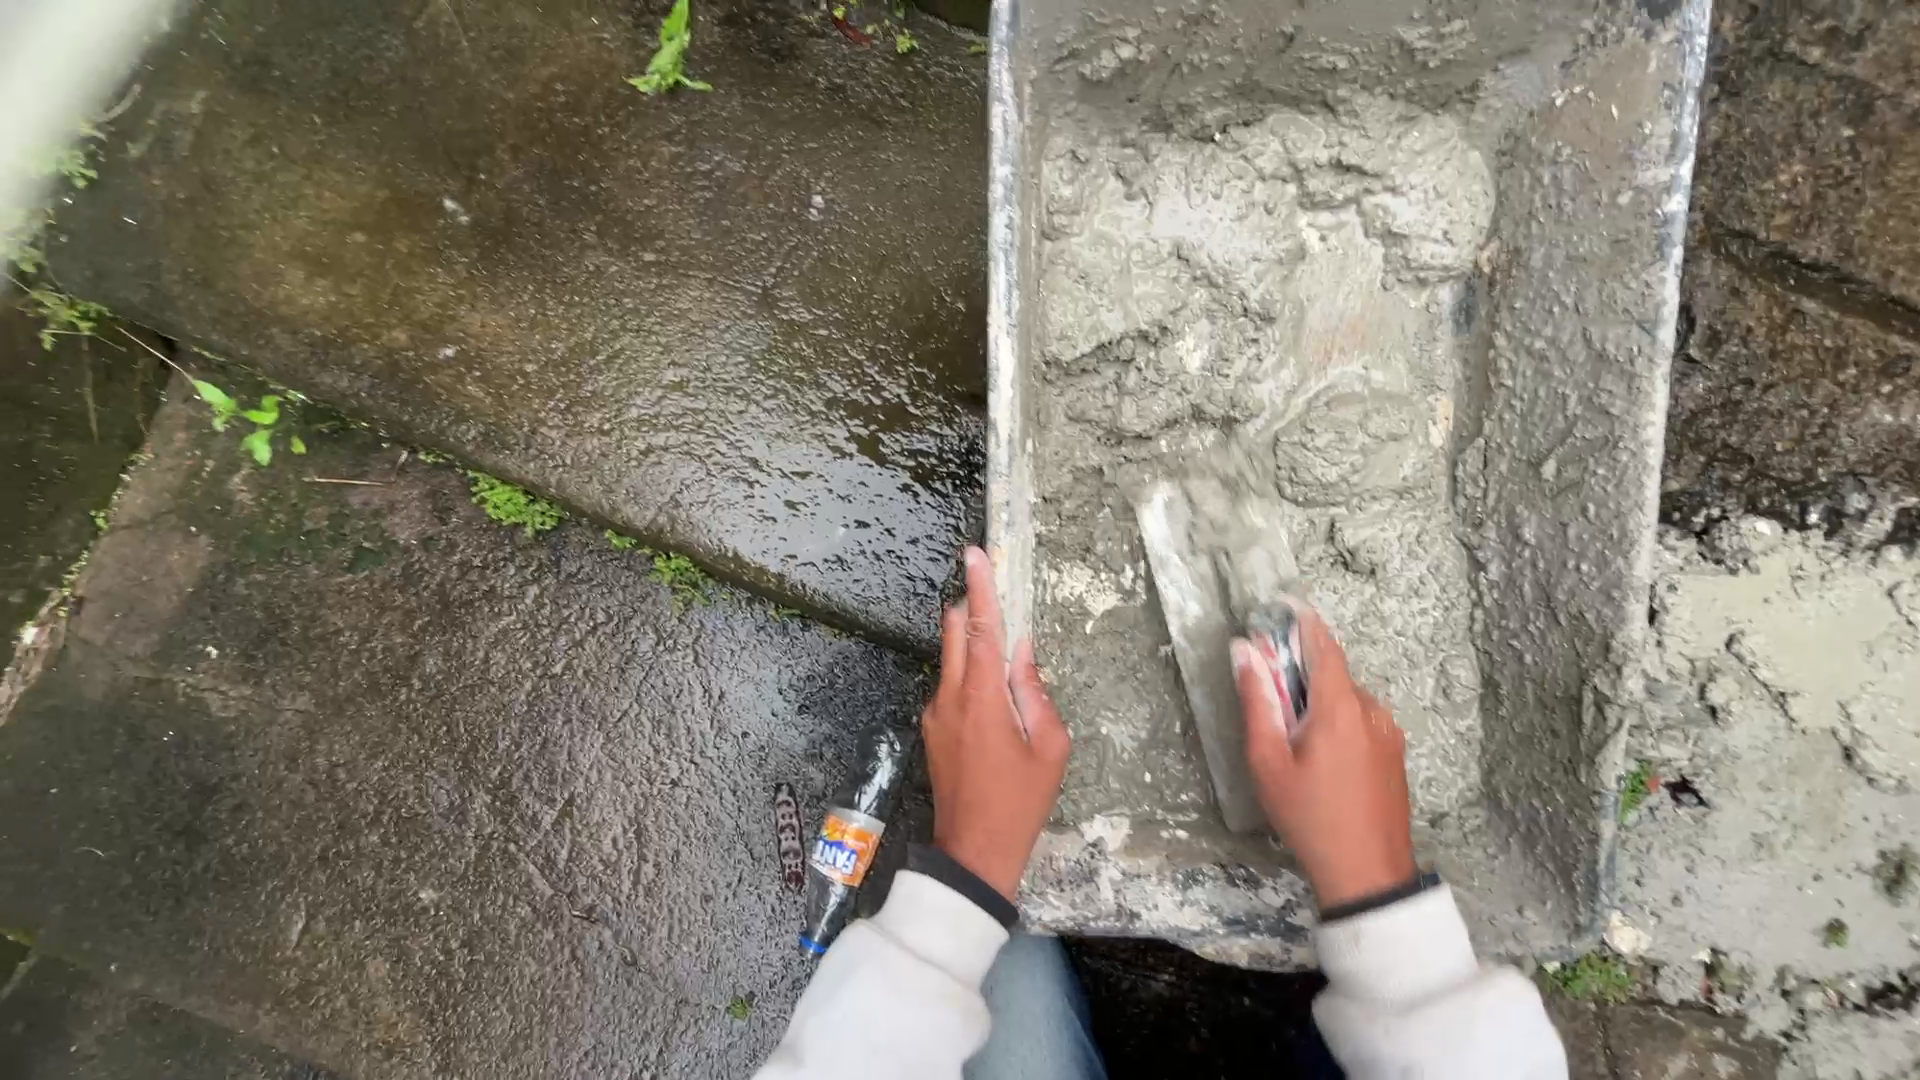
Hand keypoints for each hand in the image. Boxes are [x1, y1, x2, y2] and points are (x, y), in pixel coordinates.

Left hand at [922, 546, 1071, 901]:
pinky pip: (949, 685)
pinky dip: (968, 676)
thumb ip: (1035, 691)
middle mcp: (950, 696)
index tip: (974, 554)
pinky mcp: (930, 729)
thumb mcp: (1049, 747)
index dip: (979, 587)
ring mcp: (934, 713)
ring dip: (972, 647)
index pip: (980, 628)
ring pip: (949, 658)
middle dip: (971, 609)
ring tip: (1005, 673)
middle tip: (998, 603)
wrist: (974, 853)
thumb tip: (1024, 649)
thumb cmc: (1021, 801)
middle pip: (953, 631)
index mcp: (982, 697)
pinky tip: (993, 706)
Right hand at [1232, 606, 1415, 910]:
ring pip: (1347, 697)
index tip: (1284, 601)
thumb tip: (1244, 651)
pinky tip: (1316, 749)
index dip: (1304, 620)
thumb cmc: (1308, 816)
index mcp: (1340, 709)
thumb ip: (1257, 701)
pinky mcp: (1395, 754)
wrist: (1368, 875)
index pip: (1324, 646)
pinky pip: (1361, 718)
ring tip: (1290, 729)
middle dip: (1301, 666)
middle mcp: (1372, 712)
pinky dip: (1335, 715)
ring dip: (1317, 696)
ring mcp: (1389, 734)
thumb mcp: (1268, 760)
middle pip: (1333, 672)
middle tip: (1269, 683)